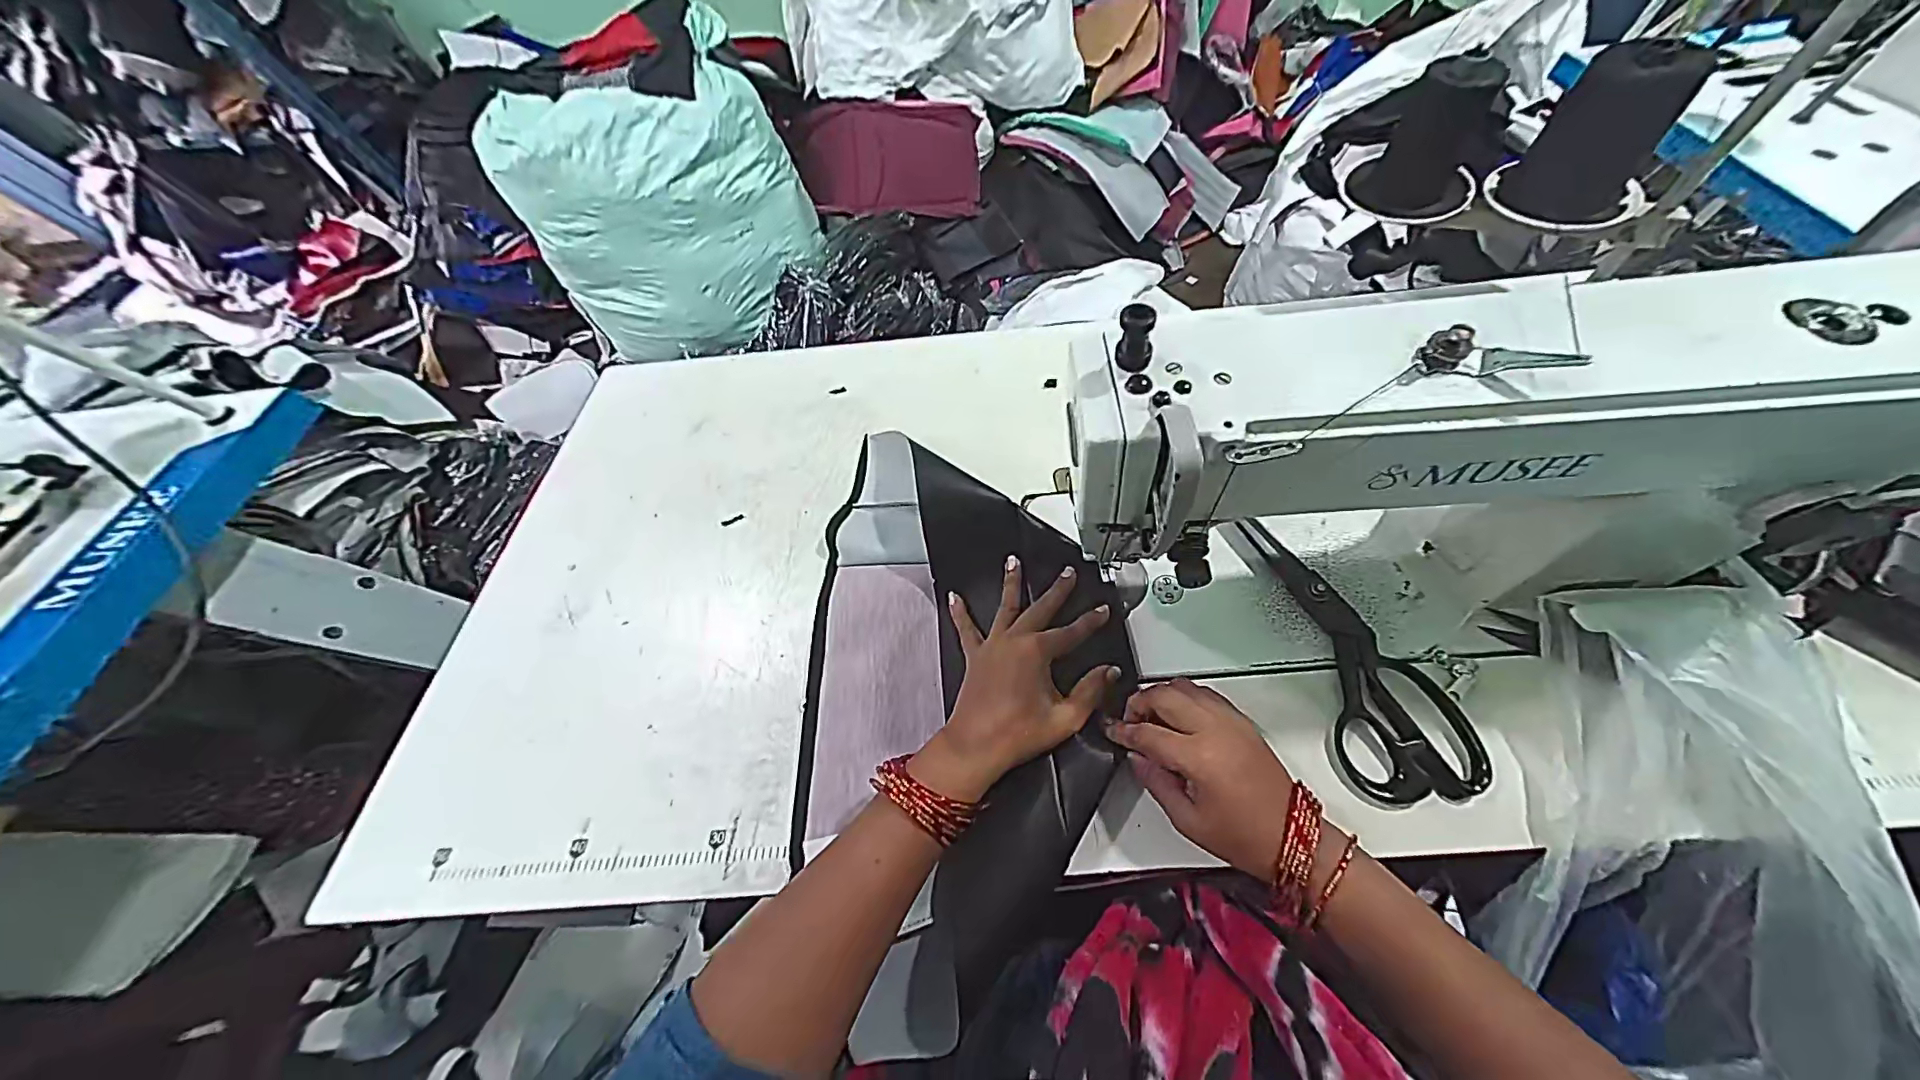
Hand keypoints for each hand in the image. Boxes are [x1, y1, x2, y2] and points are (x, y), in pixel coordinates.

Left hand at [911, 555, 1118, 801]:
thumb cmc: (1015, 734)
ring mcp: (992, 647)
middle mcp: (1013, 643)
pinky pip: (966, 629)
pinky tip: (955, 598)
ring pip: (1005, 607)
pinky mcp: (975, 657)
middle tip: (1068, 574)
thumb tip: (1106, 673)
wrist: (976, 746)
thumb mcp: (1065, 717)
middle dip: (1058, 590)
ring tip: (1013, 562)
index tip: (1101, 611)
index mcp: (1037, 653)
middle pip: (1041, 608)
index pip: (1072, 632)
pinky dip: (961, 613)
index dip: (1090, 621)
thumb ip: (1090, 691)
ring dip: (1012, 584)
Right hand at [1106, 679, 1295, 879]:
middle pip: (1163, 695)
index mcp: (1200, 757)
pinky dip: (1186, 697)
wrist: (1292, 838)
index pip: (1147, 732)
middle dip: (1139, 703)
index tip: (1113, 731)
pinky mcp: (1243, 722)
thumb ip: (1155, 782)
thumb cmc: (1246, 836)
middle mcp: (1216, 731)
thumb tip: (1137, 758)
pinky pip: (1206, 694)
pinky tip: (1179, 715)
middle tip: (1129, 720)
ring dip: (1162, 695)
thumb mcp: (1187, 820)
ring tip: (1152, 715)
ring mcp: (1232, 722)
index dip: (1123, 730)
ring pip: (1185, 686)